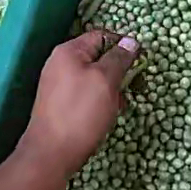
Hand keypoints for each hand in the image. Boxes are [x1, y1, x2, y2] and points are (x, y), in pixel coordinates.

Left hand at [18, 29, 138, 171]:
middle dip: (118, 71)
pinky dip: (99, 100)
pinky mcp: (60, 103)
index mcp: (69, 51)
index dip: (123, 45)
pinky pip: (85, 93)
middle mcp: (60, 63)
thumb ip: (119, 58)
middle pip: (98, 57)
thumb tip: (131, 41)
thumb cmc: (81, 112)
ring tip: (119, 106)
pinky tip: (107, 116)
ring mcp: (58, 84)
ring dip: (111, 88)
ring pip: (93, 77)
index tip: (140, 62)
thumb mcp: (106, 81)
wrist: (51, 153)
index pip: (102, 36)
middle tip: (133, 88)